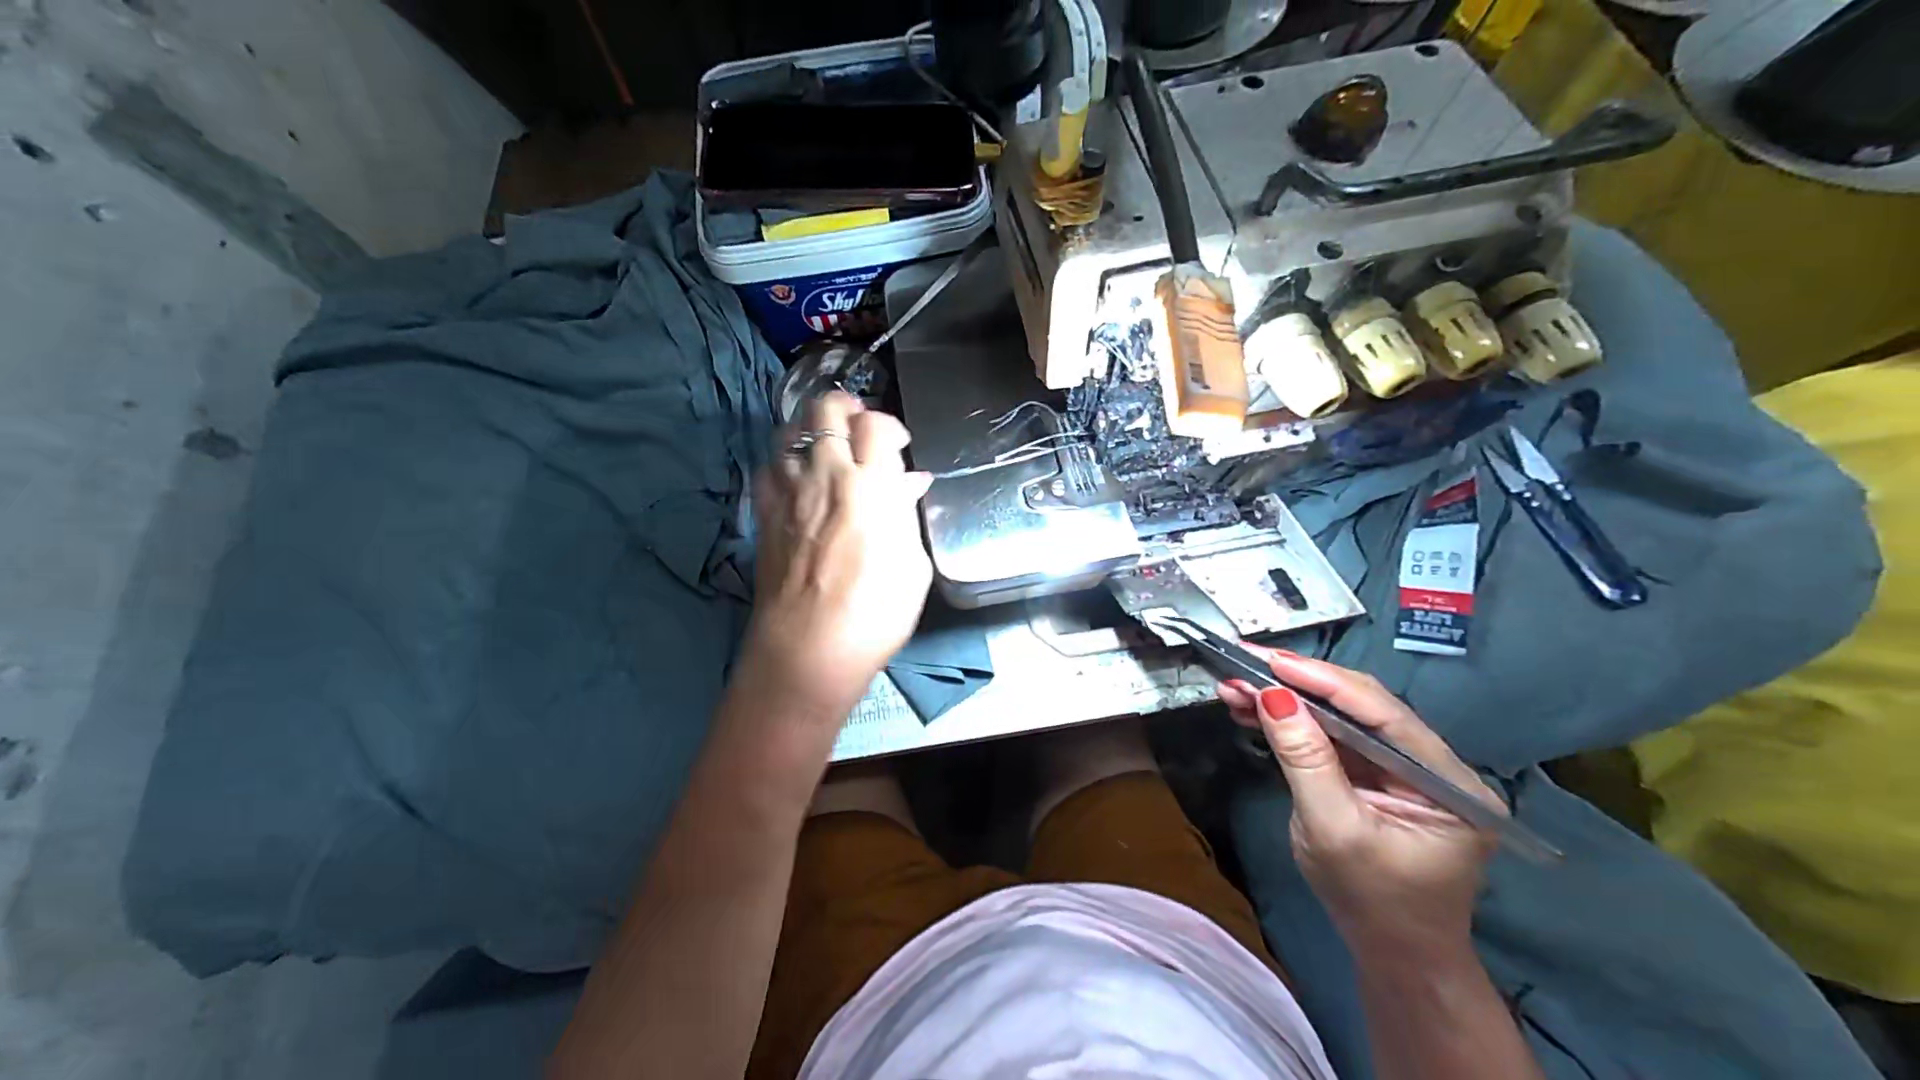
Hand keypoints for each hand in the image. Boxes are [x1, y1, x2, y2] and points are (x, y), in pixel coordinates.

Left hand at [746, 392, 933, 718]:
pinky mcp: (764, 514)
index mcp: (871, 485)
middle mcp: (826, 475)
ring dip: (810, 428)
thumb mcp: (912, 565)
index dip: (888, 424)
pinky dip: (783, 462)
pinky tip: (795, 477)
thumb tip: (905, 484)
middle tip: (858, 425)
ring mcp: (788, 492)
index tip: (897, 443)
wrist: (808, 649)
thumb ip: (906, 516)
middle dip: (845, 406)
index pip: (875, 424)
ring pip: (790, 432)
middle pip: (825, 410)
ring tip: (826, 444)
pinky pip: (767, 468)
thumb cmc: (875, 613)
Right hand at [1218, 649, 1502, 958]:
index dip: (1325, 681)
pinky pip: (1334, 736)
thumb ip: (1305, 759)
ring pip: (1342, 717)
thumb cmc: (1369, 902)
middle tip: (1243, 665)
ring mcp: (1406, 768)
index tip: (1271, 660)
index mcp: (1448, 782)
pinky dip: (1294, 722)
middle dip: (1298, 684)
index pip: (1383, 714)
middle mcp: (1434, 764)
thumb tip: (1272, 696)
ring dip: (1288, 699)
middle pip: (1362, 707)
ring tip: (1236, 686)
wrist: (1394, 954)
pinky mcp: (1378, 773)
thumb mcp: (1332, 830)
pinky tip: (1255, 709)